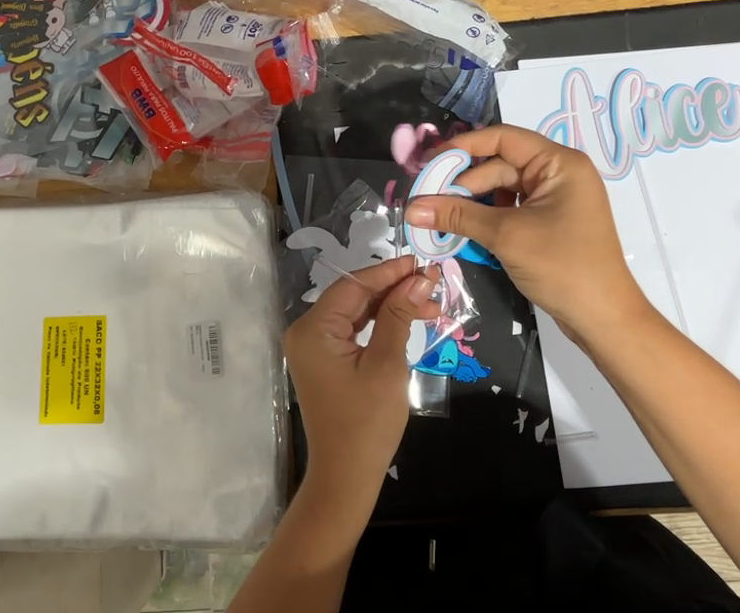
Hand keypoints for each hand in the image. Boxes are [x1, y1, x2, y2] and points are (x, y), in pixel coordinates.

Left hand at [283, 256, 439, 497]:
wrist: (347, 476)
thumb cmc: (367, 422)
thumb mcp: (387, 364)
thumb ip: (399, 316)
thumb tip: (419, 279)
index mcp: (313, 329)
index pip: (352, 286)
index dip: (388, 273)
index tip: (421, 263)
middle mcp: (307, 331)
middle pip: (353, 296)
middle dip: (393, 288)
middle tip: (432, 282)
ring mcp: (314, 346)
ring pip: (357, 311)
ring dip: (391, 305)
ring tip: (430, 303)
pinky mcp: (325, 359)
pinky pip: (353, 329)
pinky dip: (380, 323)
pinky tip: (409, 318)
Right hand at [403, 124, 643, 334]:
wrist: (604, 319)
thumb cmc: (562, 266)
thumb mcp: (505, 236)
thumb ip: (457, 216)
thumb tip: (412, 208)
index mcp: (559, 163)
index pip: (503, 139)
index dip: (464, 147)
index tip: (429, 162)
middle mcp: (559, 174)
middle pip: (499, 165)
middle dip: (463, 182)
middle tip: (426, 199)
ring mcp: (556, 200)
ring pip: (502, 189)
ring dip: (472, 202)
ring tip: (439, 216)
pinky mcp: (550, 223)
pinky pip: (511, 209)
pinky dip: (486, 217)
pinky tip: (463, 229)